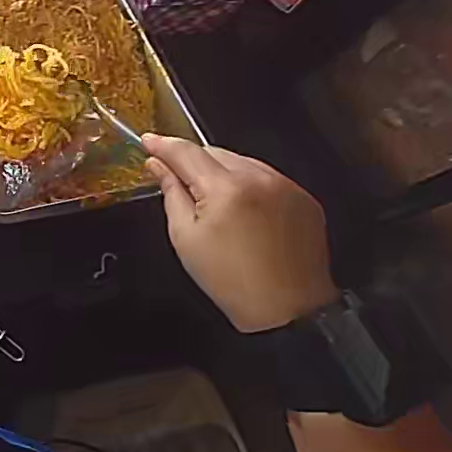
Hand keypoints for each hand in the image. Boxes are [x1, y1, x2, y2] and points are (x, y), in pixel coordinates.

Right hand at [143, 135, 336, 331]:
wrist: (288, 310)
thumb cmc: (229, 279)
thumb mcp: (185, 237)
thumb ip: (171, 193)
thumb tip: (158, 166)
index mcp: (226, 188)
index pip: (186, 152)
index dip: (162, 144)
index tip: (147, 141)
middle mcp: (259, 178)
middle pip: (213, 152)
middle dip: (192, 163)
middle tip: (178, 184)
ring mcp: (286, 186)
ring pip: (240, 161)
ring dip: (220, 172)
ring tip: (214, 204)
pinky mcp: (303, 198)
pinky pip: (265, 177)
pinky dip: (247, 185)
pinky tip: (242, 212)